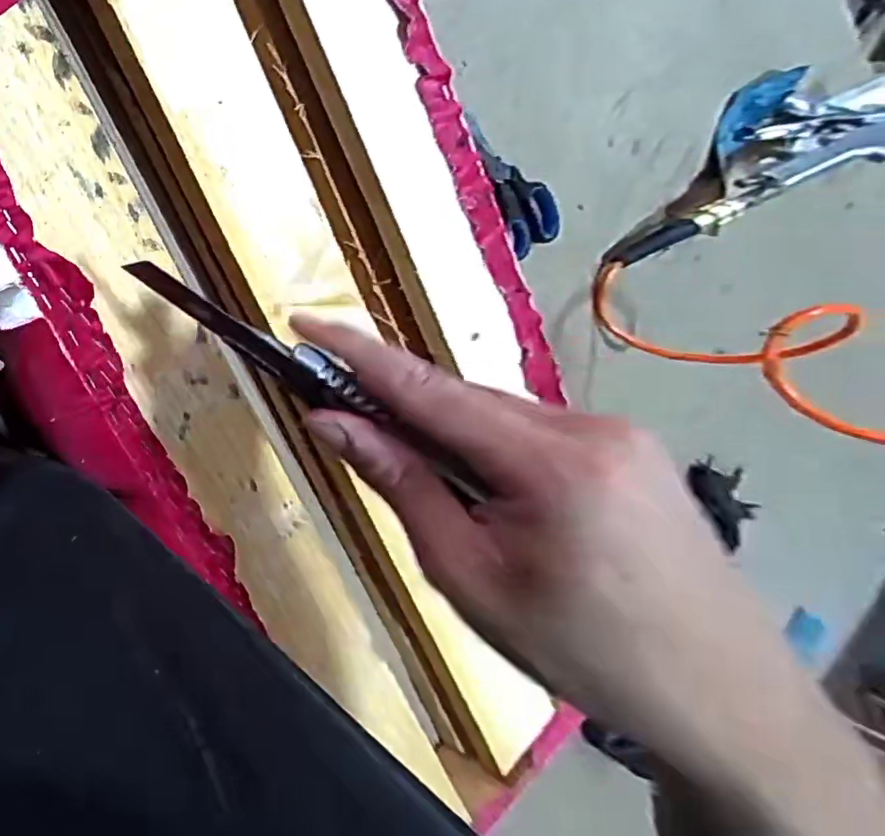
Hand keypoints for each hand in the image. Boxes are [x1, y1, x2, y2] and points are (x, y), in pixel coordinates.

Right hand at [293, 316, 883, 830]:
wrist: (731, 709)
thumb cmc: (581, 648)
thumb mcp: (464, 570)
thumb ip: (398, 481)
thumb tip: (328, 420)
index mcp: (551, 462)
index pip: (424, 387)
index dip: (353, 351)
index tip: (300, 321)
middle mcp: (591, 429)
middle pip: (457, 396)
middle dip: (393, 404)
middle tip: (336, 422)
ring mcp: (618, 438)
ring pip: (489, 411)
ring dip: (437, 429)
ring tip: (419, 482)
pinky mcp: (627, 453)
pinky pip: (524, 428)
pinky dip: (478, 442)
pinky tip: (475, 488)